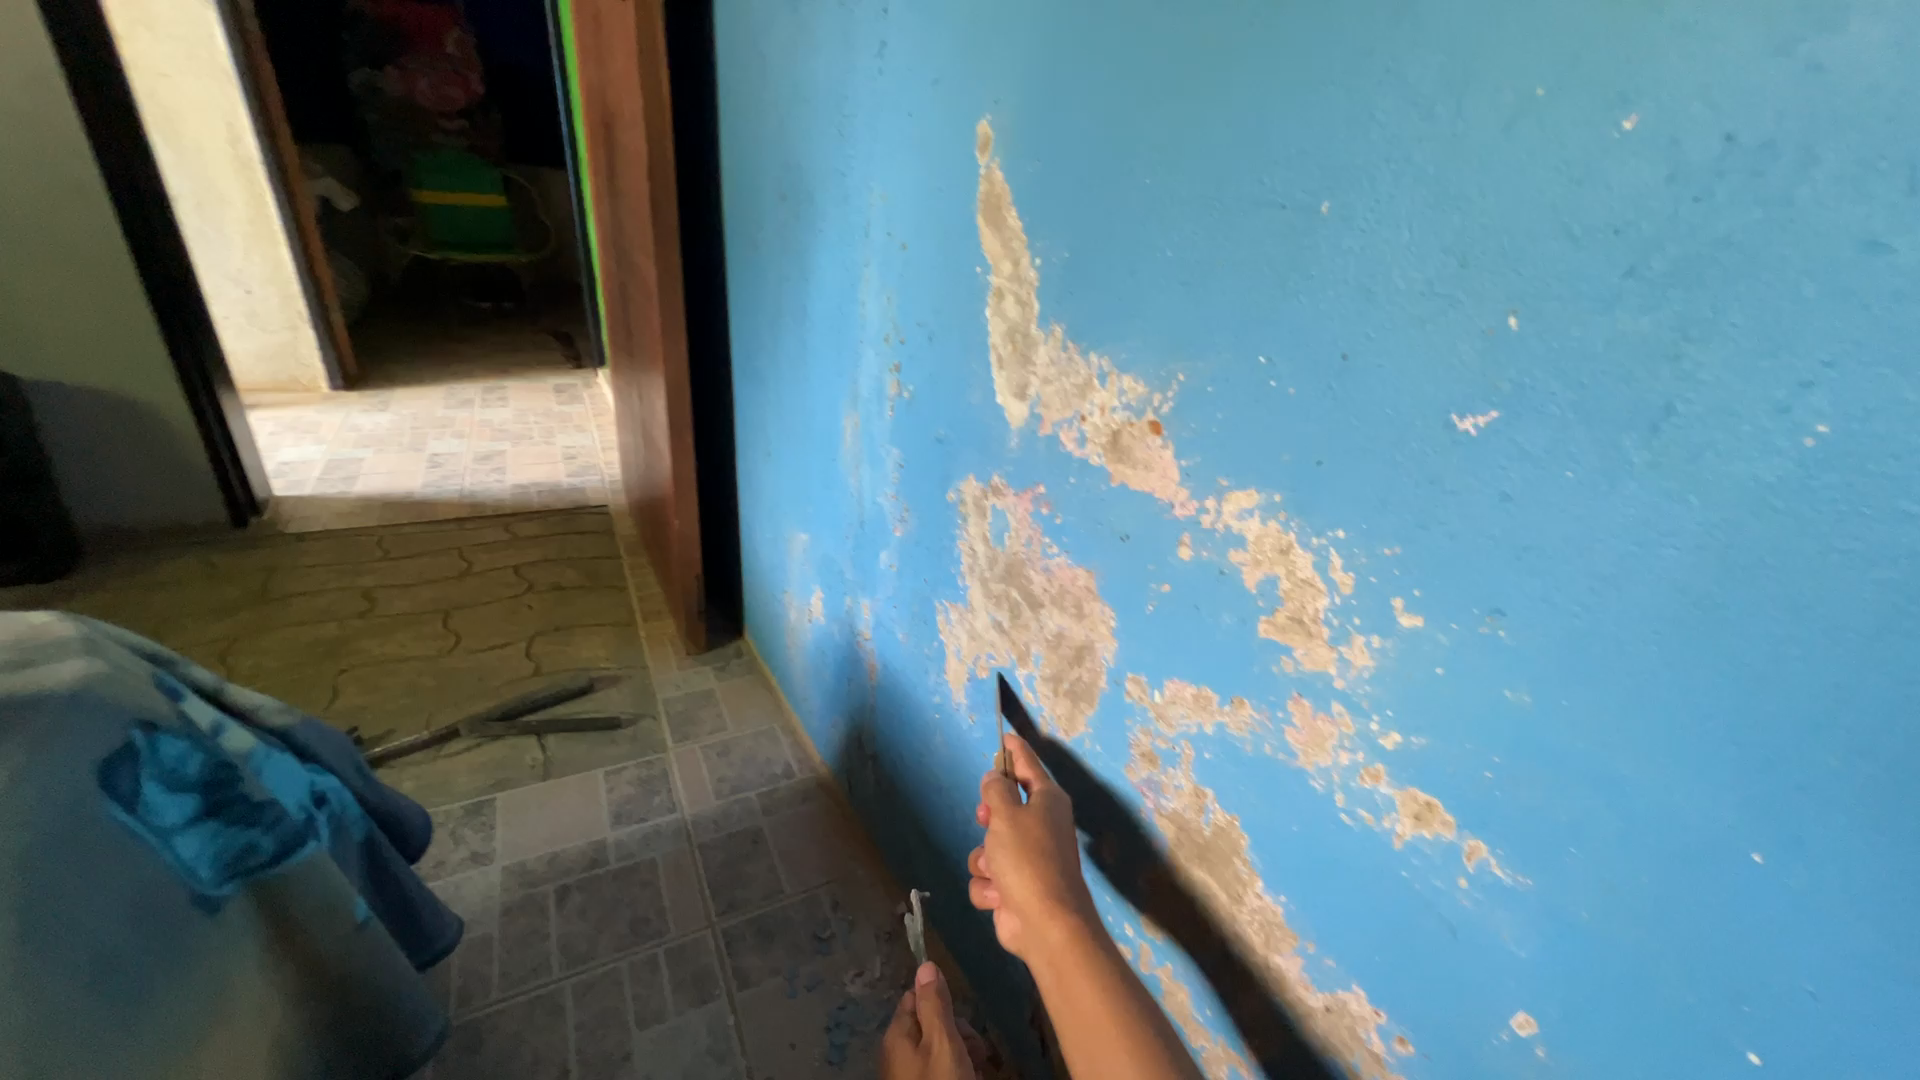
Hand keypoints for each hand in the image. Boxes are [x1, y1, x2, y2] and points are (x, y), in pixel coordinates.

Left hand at [881, 962, 978, 1079]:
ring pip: (945, 1049)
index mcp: (898, 1033)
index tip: (961, 1019)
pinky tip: (970, 1079)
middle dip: (961, 1035)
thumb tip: (925, 965)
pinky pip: (945, 1070)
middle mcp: (901, 1049)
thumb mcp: (940, 1041)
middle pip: (936, 1024)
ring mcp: (912, 1071)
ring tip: (974, 1071)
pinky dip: (959, 1072)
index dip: (942, 1004)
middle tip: (973, 1053)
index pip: (918, 997)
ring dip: (965, 1055)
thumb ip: (934, 1004)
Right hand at [968, 733, 1098, 961]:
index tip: (1004, 737)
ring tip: (995, 871)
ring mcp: (1028, 859)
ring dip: (985, 859)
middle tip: (985, 820)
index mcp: (1047, 801)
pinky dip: (988, 886)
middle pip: (1004, 806)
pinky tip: (999, 896)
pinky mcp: (1015, 888)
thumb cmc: (1028, 859)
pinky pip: (988, 876)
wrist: (1045, 924)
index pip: (1028, 765)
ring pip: (989, 846)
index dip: (1014, 751)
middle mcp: (1041, 825)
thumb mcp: (1006, 813)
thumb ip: (996, 789)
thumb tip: (995, 778)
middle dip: (989, 816)